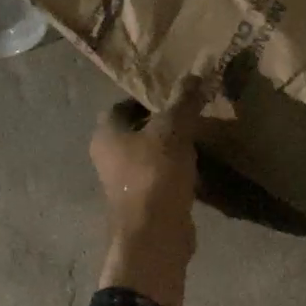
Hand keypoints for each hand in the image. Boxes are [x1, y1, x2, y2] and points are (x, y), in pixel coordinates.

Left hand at [91, 78, 205, 305]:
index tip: (174, 97)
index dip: (146, 98)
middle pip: (136, 134)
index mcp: (105, 135)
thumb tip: (198, 69)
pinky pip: (163, 184)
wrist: (156, 236)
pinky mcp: (145, 208)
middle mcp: (109, 160)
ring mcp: (126, 187)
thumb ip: (184, 100)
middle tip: (191, 117)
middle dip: (162, 126)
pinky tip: (200, 172)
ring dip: (171, 153)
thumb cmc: (155, 175)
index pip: (121, 106)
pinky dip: (178, 177)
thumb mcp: (174, 129)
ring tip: (200, 142)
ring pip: (150, 160)